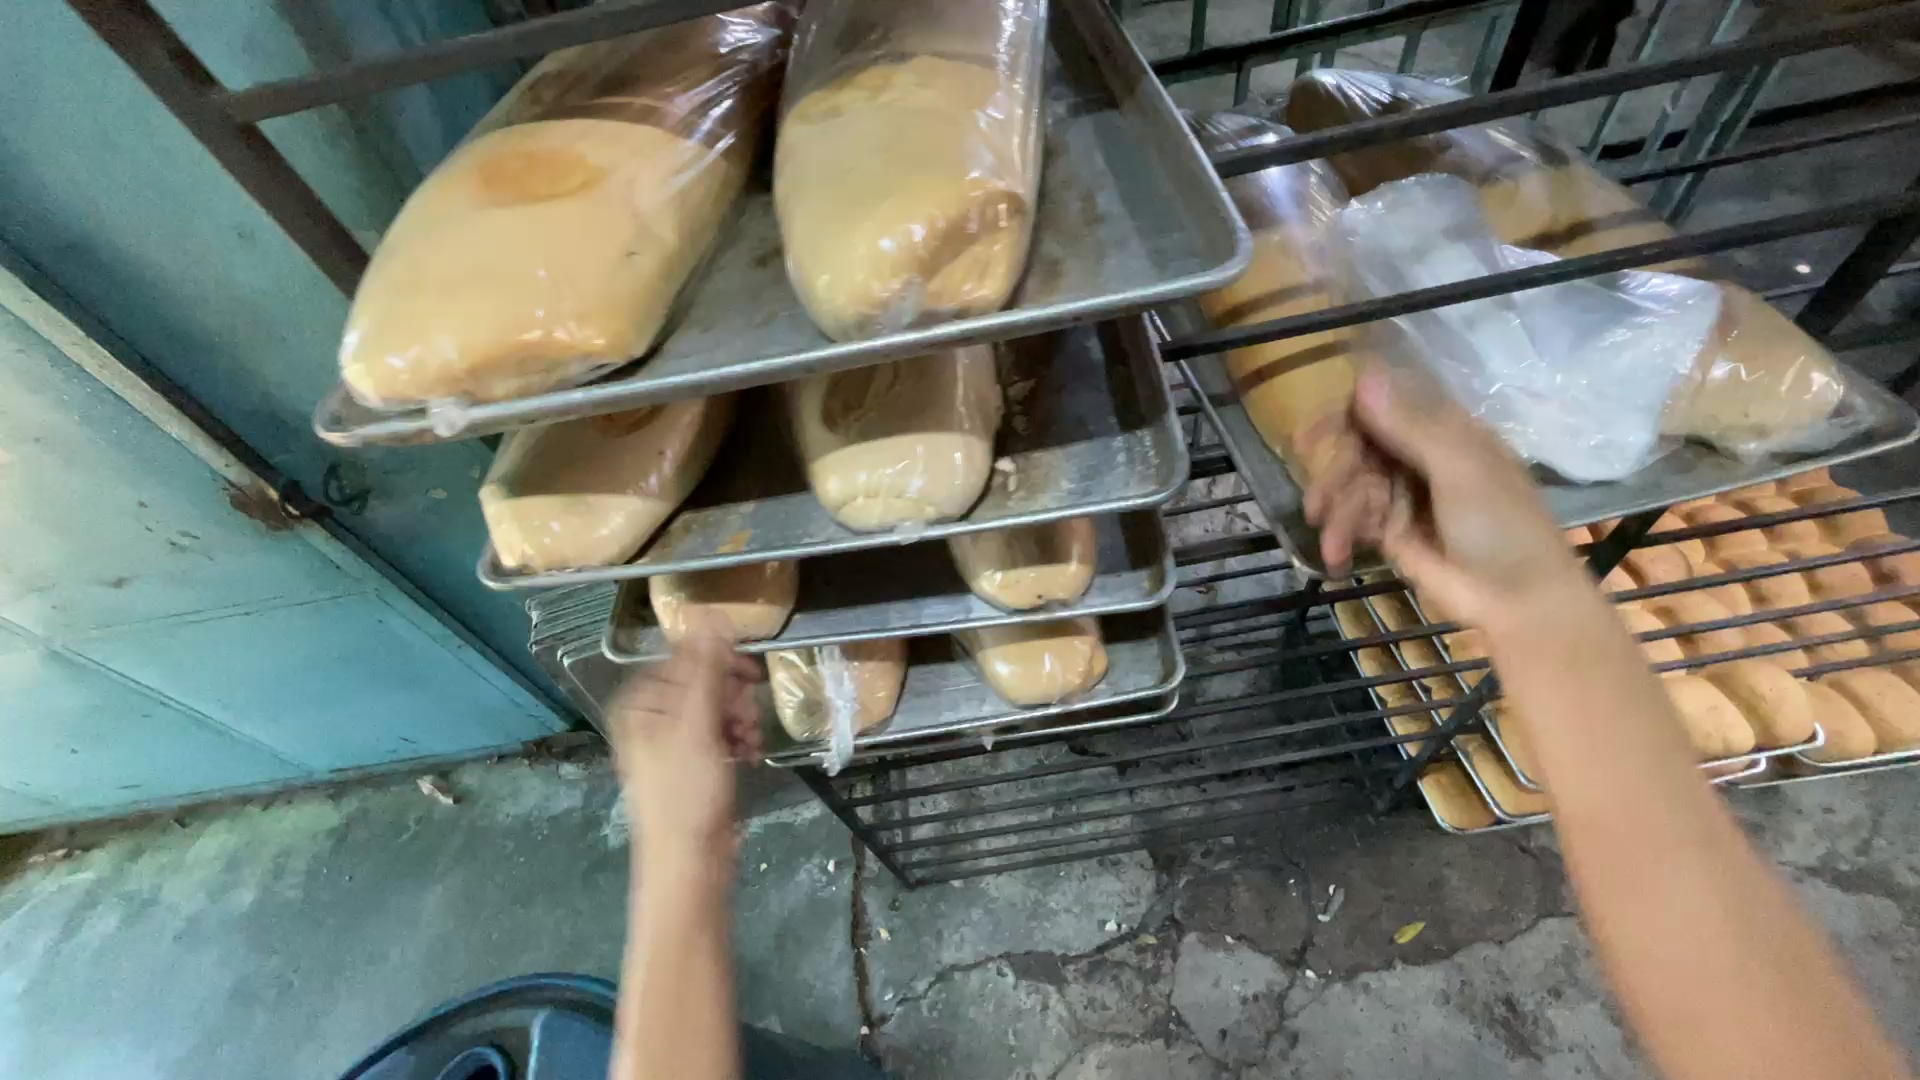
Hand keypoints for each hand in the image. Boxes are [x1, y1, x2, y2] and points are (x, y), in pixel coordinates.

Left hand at [607, 619, 764, 862]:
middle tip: (748, 719)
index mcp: (642, 701)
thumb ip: (706, 667)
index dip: (722, 664)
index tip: (752, 677)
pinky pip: (723, 732)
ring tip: (750, 743)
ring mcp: (675, 740)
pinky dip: (740, 740)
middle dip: (735, 698)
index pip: (687, 657)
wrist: (689, 862)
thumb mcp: (696, 724)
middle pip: (707, 681)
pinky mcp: (695, 761)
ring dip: (742, 719)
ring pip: (720, 706)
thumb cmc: (686, 793)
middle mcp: (654, 715)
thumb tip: (711, 613)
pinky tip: (749, 755)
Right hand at [1305, 360, 1588, 626]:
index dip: (1340, 418)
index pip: (1380, 407)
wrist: (1516, 598)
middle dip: (1334, 477)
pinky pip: (1352, 519)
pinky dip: (1340, 534)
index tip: (1307, 440)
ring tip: (1332, 539)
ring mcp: (1403, 492)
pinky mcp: (1391, 529)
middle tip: (1318, 504)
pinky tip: (1338, 553)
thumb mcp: (1458, 469)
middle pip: (1355, 449)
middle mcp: (1417, 455)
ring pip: (1349, 486)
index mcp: (1442, 430)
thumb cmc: (1501, 526)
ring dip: (1336, 512)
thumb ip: (1409, 426)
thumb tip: (1363, 378)